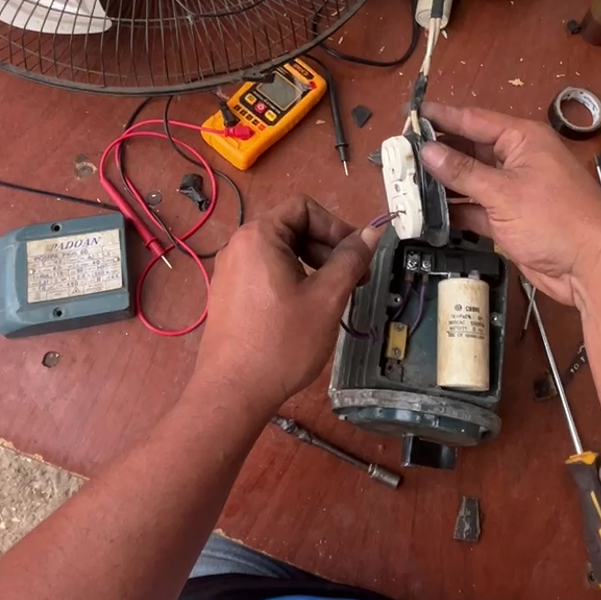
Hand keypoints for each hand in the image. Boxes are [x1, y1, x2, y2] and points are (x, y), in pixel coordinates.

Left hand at [199, 195, 381, 413]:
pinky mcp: (227, 295)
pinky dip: (292, 280)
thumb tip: (373, 233)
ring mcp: (229, 272)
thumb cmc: (282, 341)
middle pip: (292, 228)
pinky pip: (266, 272)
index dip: (336, 226)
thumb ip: (351, 259)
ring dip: (313, 265)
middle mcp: (239, 246)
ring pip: (281, 252)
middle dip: (327, 248)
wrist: (233, 392)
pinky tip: (306, 310)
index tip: (356, 256)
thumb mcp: (326, 297)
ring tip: (333, 297)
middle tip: (354, 280)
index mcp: (259, 236)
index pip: (303, 207)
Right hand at [420, 102, 600, 305]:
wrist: (592, 267)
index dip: (441, 116)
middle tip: (399, 154)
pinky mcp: (509, 219)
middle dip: (436, 153)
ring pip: (469, 181)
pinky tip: (426, 213)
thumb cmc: (554, 218)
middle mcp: (516, 159)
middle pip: (468, 149)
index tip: (411, 112)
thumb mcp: (504, 192)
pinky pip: (475, 208)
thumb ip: (463, 172)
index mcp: (521, 139)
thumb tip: (427, 150)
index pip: (473, 119)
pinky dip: (454, 211)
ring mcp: (513, 191)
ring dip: (441, 185)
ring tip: (404, 183)